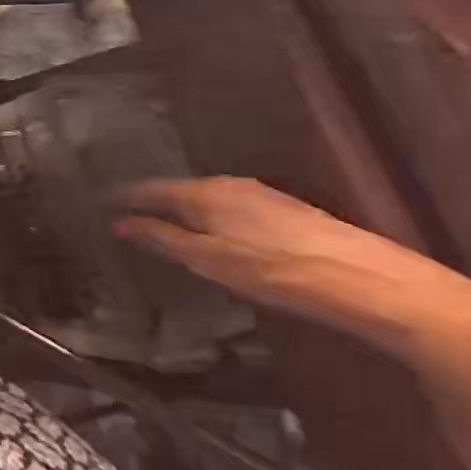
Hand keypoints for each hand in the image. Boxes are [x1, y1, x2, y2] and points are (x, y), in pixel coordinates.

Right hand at [114, 177, 469, 341]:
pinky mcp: (290, 213)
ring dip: (182, 212)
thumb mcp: (206, 259)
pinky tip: (211, 237)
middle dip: (149, 203)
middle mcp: (228, 185)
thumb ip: (159, 238)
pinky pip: (231, 209)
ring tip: (162, 228)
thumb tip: (116, 222)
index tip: (95, 206)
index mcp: (200, 192)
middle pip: (176, 191)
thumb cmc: (275, 270)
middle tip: (123, 218)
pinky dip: (210, 219)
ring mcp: (262, 197)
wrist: (375, 284)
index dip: (118, 198)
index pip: (144, 188)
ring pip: (205, 200)